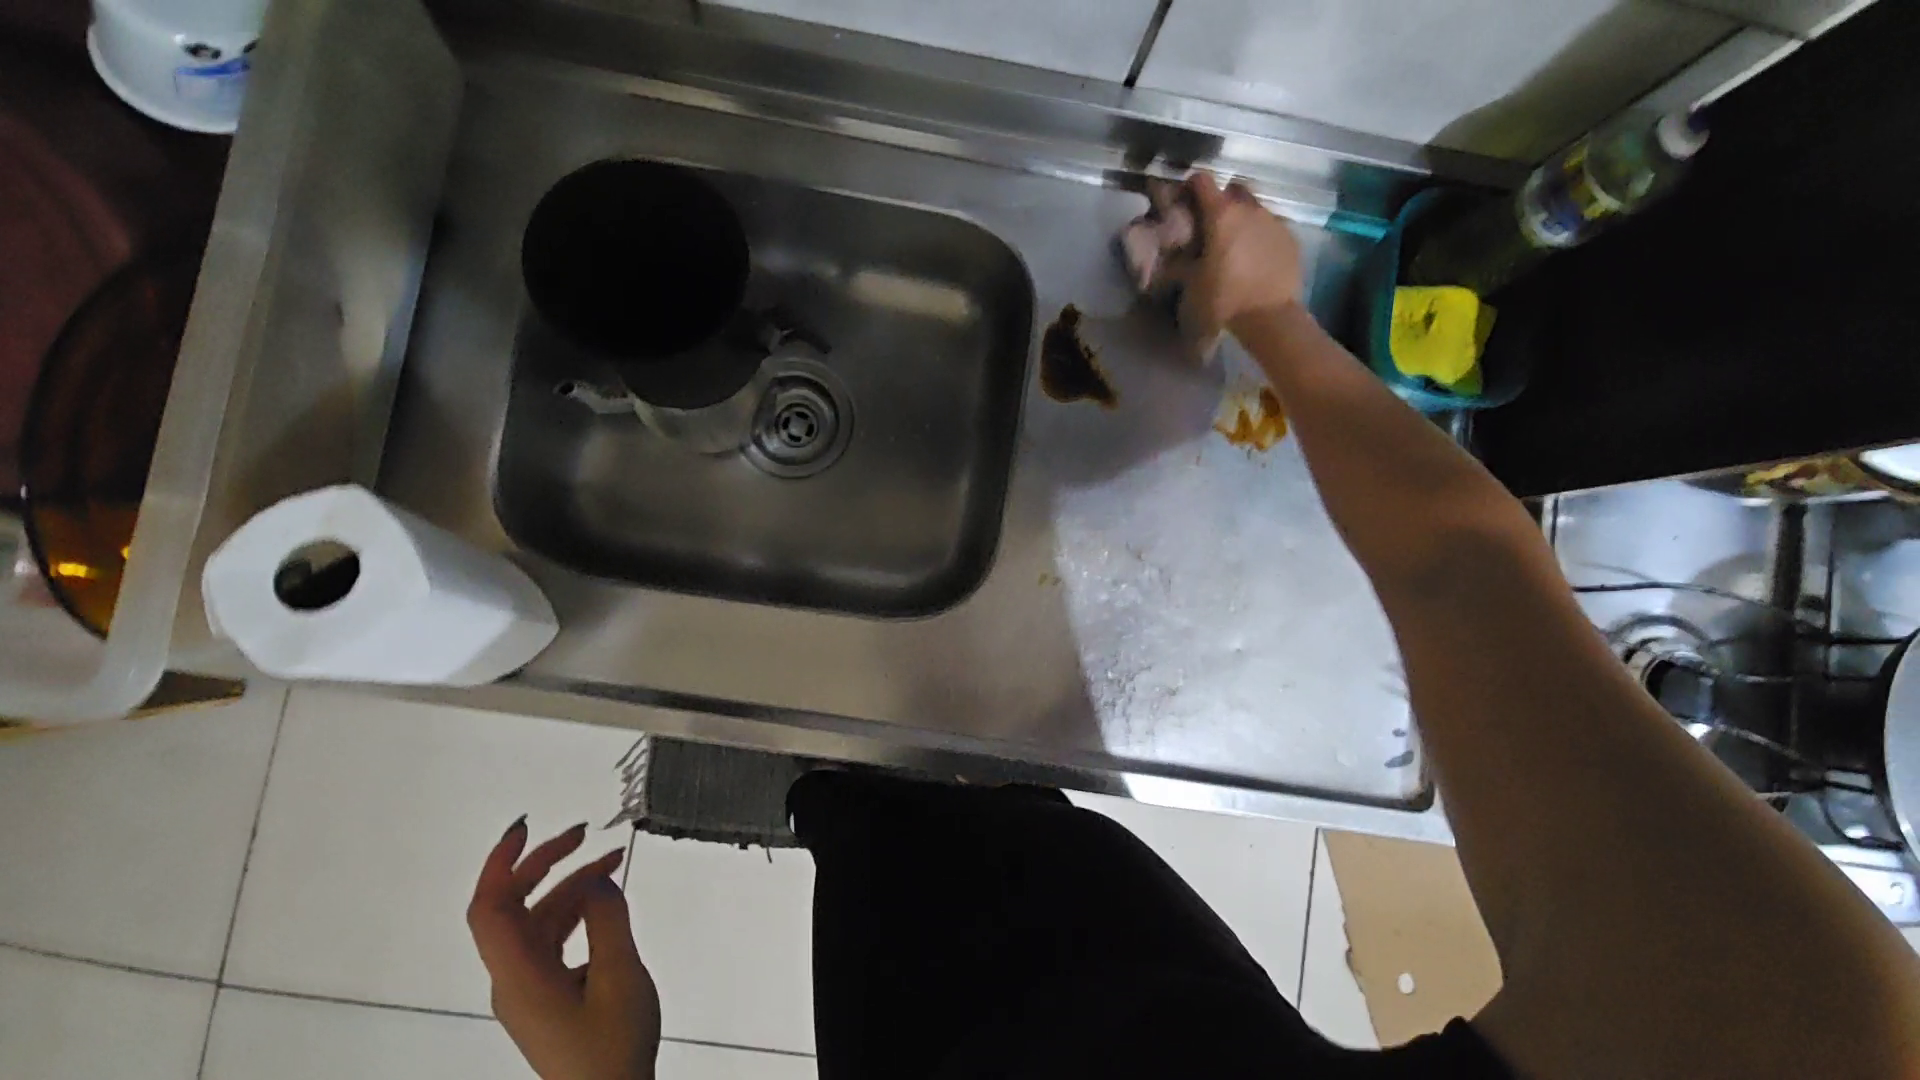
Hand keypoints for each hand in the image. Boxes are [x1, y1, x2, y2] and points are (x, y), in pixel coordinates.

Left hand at [468, 820, 659, 1079]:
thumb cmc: (612, 1047)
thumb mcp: (620, 977)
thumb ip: (607, 920)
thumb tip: (596, 878)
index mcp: (519, 977)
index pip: (489, 909)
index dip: (501, 863)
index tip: (527, 828)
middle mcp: (514, 979)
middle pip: (513, 907)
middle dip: (545, 863)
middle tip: (584, 833)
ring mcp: (529, 988)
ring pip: (539, 920)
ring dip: (572, 885)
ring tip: (613, 858)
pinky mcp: (547, 995)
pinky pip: (553, 939)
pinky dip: (578, 911)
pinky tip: (607, 900)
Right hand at [1177, 171, 1305, 343]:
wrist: (1269, 317)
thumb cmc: (1224, 299)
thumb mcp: (1191, 283)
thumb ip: (1182, 261)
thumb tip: (1175, 252)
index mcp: (1221, 214)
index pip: (1202, 181)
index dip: (1190, 188)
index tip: (1185, 202)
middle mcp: (1250, 208)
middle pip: (1232, 189)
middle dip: (1221, 201)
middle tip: (1212, 225)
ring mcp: (1274, 220)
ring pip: (1254, 207)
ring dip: (1243, 219)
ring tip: (1235, 244)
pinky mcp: (1290, 237)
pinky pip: (1271, 226)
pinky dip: (1260, 235)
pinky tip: (1255, 257)